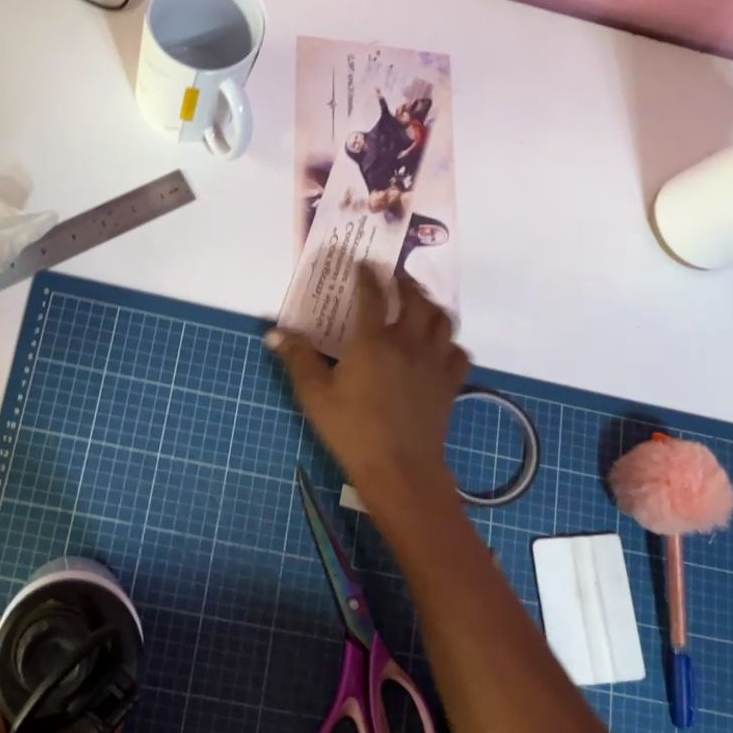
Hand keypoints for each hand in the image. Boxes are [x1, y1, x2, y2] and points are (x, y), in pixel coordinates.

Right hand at [267, 266, 468, 511]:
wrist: (400, 468)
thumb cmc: (352, 431)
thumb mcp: (315, 396)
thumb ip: (297, 359)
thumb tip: (274, 332)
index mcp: (373, 341)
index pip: (372, 294)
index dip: (367, 275)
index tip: (362, 264)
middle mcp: (408, 342)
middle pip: (415, 299)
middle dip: (405, 282)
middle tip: (394, 277)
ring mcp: (434, 362)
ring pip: (442, 320)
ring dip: (431, 305)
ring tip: (420, 303)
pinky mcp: (450, 383)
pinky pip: (458, 352)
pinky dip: (450, 343)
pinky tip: (439, 347)